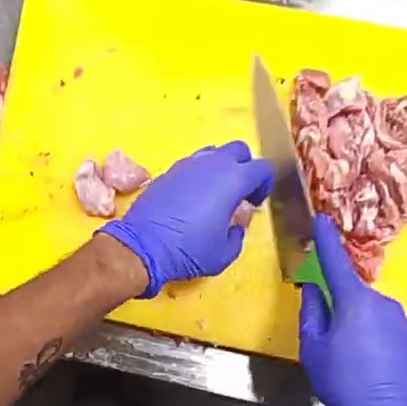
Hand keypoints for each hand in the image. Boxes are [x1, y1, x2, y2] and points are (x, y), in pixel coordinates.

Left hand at [99, 140, 272, 298]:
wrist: (142, 248)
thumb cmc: (188, 252)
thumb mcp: (223, 254)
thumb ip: (237, 236)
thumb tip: (235, 226)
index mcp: (233, 179)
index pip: (262, 168)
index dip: (264, 185)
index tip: (254, 203)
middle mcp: (211, 164)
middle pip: (238, 151)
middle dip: (243, 168)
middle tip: (238, 193)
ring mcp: (186, 165)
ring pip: (212, 154)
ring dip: (219, 169)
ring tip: (213, 195)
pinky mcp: (166, 173)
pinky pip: (190, 167)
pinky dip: (196, 177)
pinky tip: (190, 201)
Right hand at [299, 214, 406, 405]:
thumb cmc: (344, 381)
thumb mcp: (313, 348)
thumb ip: (311, 314)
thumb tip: (313, 292)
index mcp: (355, 301)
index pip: (336, 263)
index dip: (325, 242)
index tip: (321, 221)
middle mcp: (381, 303)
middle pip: (350, 292)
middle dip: (333, 304)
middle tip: (319, 334)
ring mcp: (397, 319)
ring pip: (363, 310)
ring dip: (347, 323)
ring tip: (337, 356)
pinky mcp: (404, 336)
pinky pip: (376, 325)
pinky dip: (361, 335)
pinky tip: (354, 361)